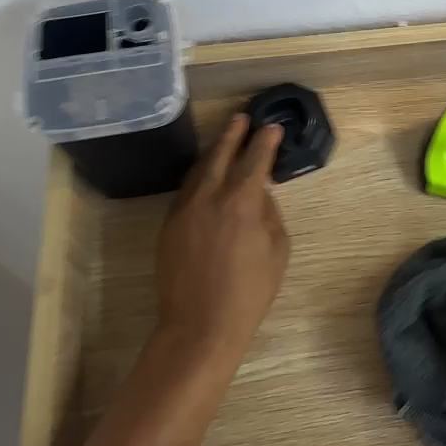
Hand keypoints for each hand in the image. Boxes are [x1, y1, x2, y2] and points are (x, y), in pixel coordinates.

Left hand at [154, 114, 289, 359]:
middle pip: (220, 154)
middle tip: (242, 118)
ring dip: (212, 153)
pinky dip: (199, 178)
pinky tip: (205, 178)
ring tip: (223, 140)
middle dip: (232, 133)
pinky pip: (186, 192)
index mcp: (241, 202)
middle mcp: (209, 197)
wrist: (200, 327)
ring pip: (198, 170)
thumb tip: (261, 194)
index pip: (255, 160)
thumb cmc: (249, 293)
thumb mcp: (277, 252)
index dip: (265, 141)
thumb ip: (270, 215)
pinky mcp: (168, 226)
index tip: (272, 127)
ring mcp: (183, 210)